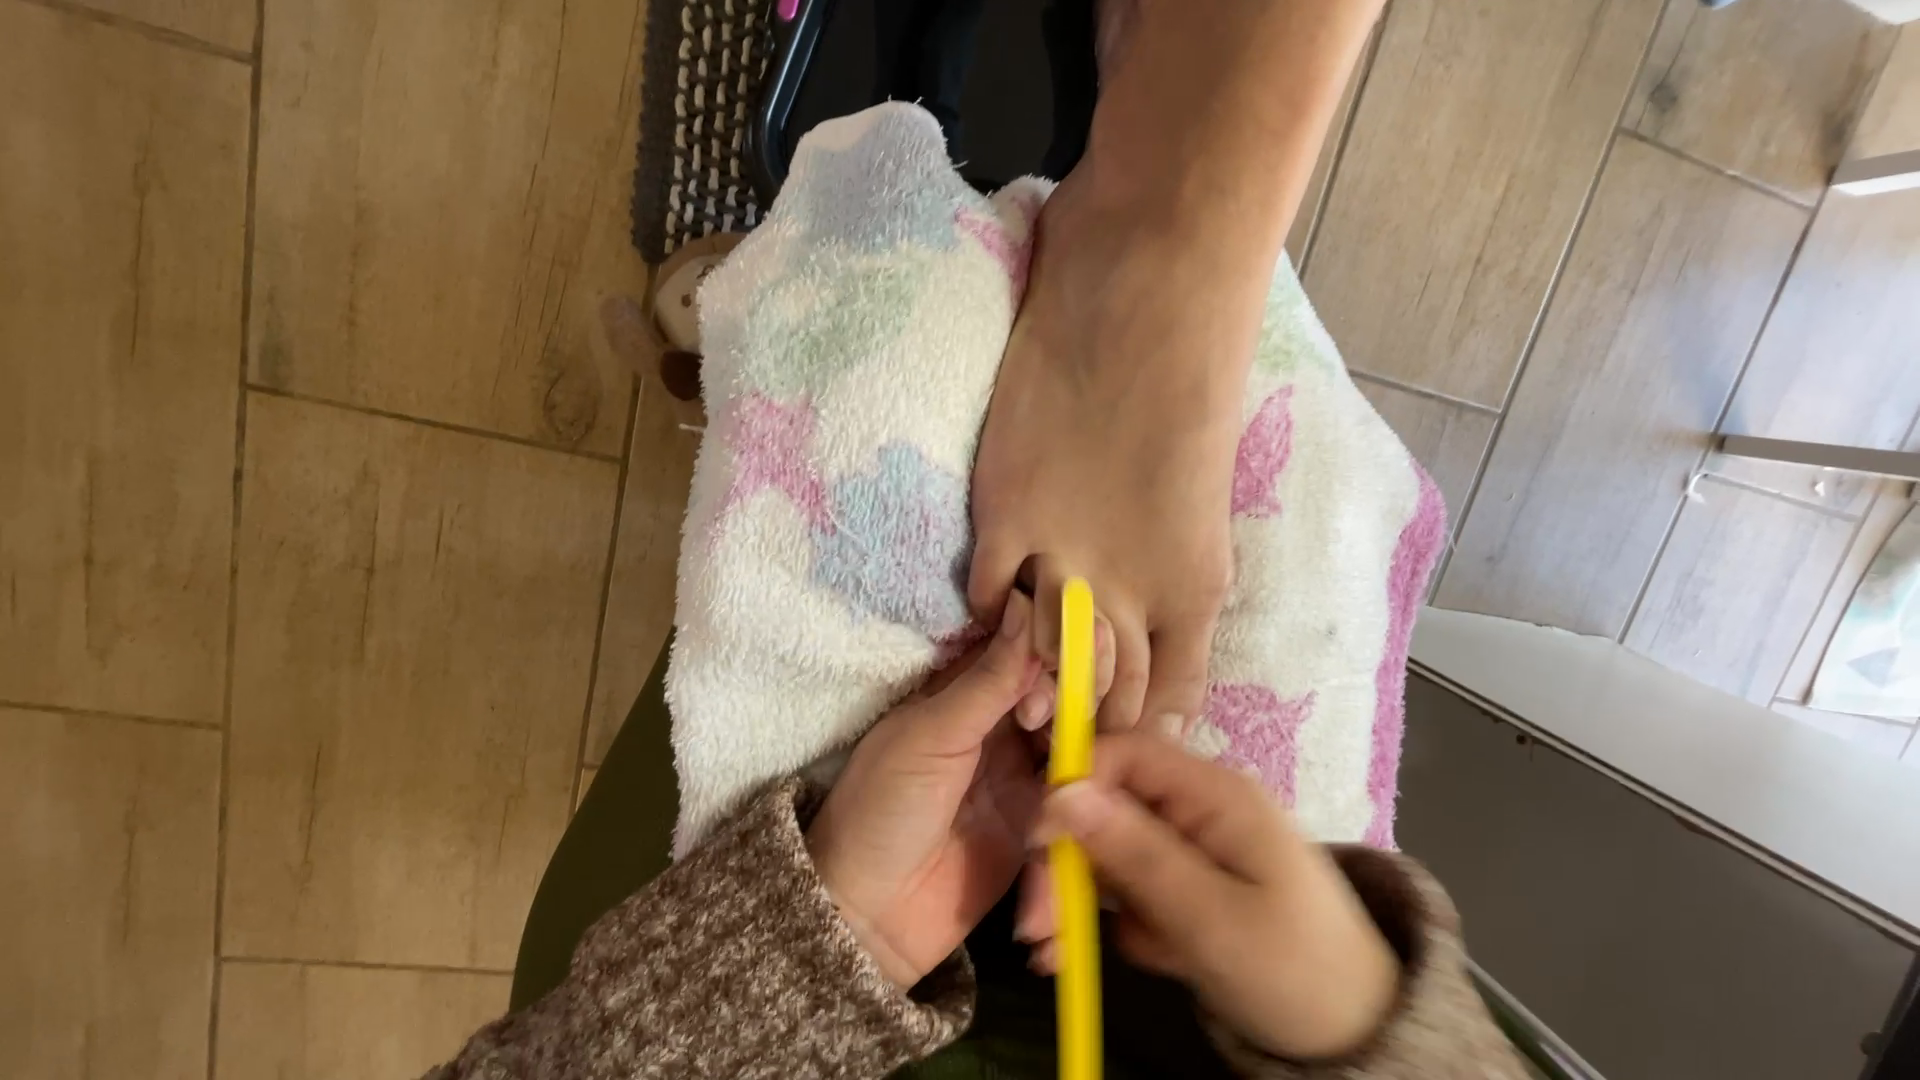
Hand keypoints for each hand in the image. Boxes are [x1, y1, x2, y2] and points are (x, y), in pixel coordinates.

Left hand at [807, 593, 1048, 987]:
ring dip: (1081, 756)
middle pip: (1066, 693)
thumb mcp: (931, 736)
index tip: (1047, 674)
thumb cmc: (884, 809)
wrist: (869, 916)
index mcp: (968, 692)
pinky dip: (1083, 806)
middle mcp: (1004, 725)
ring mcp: (1027, 774)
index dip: (1050, 650)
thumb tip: (1023, 603)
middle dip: (1071, 702)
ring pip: (1081, 744)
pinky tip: (1068, 813)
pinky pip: (1081, 801)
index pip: (1028, 648)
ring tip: (1054, 785)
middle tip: (1039, 729)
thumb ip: (987, 680)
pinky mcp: (1045, 824)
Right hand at [968, 185, 1256, 735]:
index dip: (1146, 723)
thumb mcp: (1205, 485)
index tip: (1123, 731)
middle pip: (1106, 692)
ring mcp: (1063, 555)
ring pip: (1043, 659)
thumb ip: (1173, 555)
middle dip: (1088, 722)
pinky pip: (988, 598)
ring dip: (1032, 685)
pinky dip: (989, 617)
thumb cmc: (1203, 367)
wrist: (1157, 280)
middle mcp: (1133, 589)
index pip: (1172, 693)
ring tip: (1021, 703)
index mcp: (1198, 583)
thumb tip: (1139, 591)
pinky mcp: (1005, 513)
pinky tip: (989, 617)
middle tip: (1063, 735)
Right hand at [1032, 733, 1399, 1060]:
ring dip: (1073, 898)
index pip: (1126, 755)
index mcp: (1213, 793)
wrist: (1356, 1038)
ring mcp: (1187, 846)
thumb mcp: (1211, 917)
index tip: (1035, 842)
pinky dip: (1101, 919)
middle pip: (1107, 808)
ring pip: (1107, 852)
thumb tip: (1062, 793)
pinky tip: (1083, 955)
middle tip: (1035, 928)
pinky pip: (1125, 887)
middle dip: (1065, 862)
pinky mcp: (1182, 883)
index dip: (1073, 785)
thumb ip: (1136, 852)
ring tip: (1053, 957)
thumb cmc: (1294, 972)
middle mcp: (1195, 808)